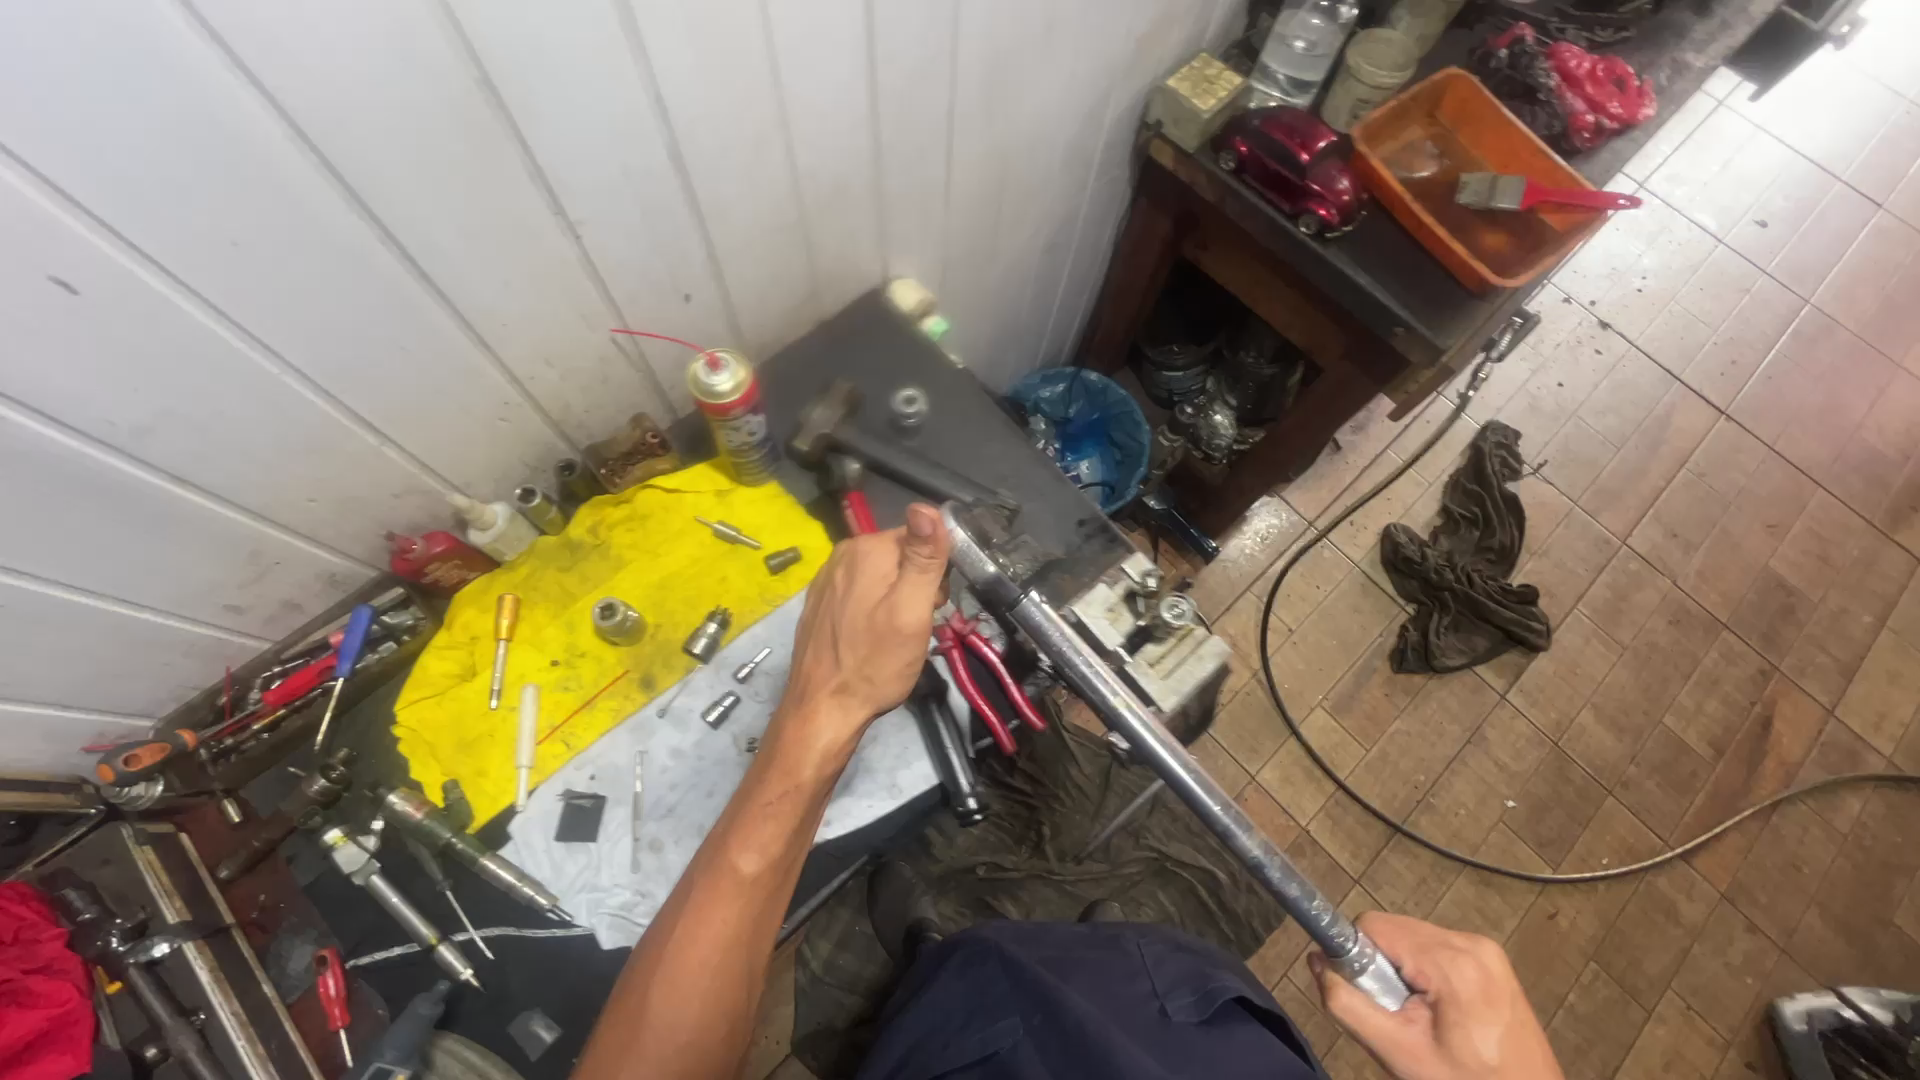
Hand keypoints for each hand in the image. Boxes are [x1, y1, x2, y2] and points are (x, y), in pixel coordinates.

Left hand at [775, 504, 950, 748]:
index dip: (935, 573)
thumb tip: (927, 505)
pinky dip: (874, 611)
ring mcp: (828, 579)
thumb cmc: (874, 662)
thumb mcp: (911, 610)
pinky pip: (861, 593)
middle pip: (901, 557)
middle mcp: (843, 555)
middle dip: (916, 587)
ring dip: (897, 601)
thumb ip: (923, 557)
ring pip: (882, 576)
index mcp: (867, 549)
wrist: (823, 709)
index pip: (920, 540)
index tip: (933, 606)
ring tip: (894, 637)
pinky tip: (872, 639)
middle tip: (914, 626)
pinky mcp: (821, 602)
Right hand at [1308, 913, 1563, 1079]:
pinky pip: (1435, 946)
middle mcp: (1471, 942)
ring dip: (1402, 967)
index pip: (1373, 926)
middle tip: (1399, 1013)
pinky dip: (1424, 969)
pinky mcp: (1492, 957)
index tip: (1374, 997)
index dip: (1359, 957)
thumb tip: (1316, 959)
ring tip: (1421, 1015)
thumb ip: (1346, 1004)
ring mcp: (1486, 948)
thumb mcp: (1397, 1053)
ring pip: (1411, 936)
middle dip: (1382, 964)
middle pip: (1392, 929)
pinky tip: (1440, 1008)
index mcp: (1452, 962)